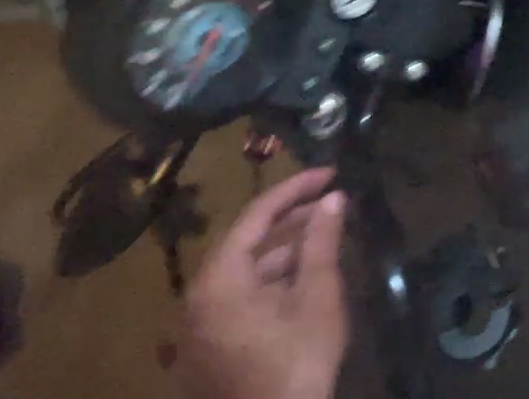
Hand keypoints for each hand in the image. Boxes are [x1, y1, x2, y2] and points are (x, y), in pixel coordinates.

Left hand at [181, 169, 348, 398]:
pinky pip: (236, 298)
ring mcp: (196, 329)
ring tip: (325, 238)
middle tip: (332, 201)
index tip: (330, 173)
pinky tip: (303, 279)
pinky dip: (270, 280)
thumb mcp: (318, 294)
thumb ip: (322, 241)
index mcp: (217, 282)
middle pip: (244, 244)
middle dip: (290, 219)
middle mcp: (195, 300)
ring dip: (283, 251)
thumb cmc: (296, 357)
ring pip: (242, 273)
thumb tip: (332, 197)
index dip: (294, 188)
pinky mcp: (205, 350)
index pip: (255, 216)